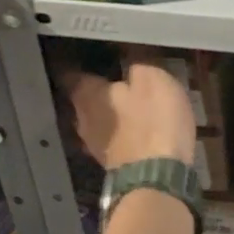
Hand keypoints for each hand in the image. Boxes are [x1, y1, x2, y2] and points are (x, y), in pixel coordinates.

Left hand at [66, 62, 195, 169]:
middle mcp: (82, 121)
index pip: (72, 74)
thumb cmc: (154, 120)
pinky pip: (114, 140)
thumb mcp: (152, 78)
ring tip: (132, 105)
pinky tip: (140, 130)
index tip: (92, 57)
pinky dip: (124, 133)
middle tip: (119, 80)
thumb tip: (128, 61)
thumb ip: (135, 66)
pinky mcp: (112, 166)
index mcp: (87, 96)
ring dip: (112, 114)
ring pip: (99, 122)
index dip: (81, 64)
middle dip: (99, 91)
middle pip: (85, 100)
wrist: (161, 176)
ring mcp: (95, 147)